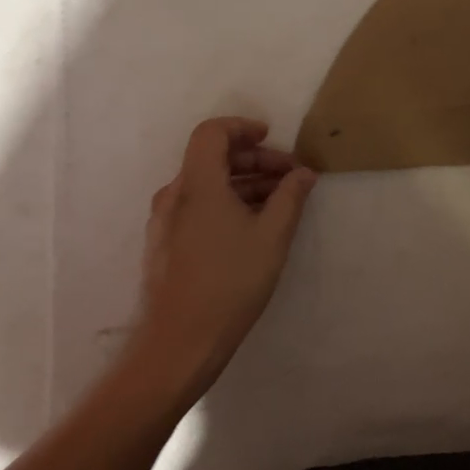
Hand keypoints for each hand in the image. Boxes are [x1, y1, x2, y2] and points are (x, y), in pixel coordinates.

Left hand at [126, 117, 316, 396]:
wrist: (181, 341)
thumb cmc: (231, 282)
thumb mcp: (272, 236)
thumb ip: (291, 197)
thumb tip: (304, 173)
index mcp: (197, 183)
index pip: (212, 132)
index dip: (242, 128)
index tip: (272, 138)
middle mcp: (175, 195)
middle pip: (212, 158)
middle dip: (254, 160)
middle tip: (290, 177)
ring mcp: (165, 221)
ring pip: (207, 185)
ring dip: (243, 184)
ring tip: (279, 204)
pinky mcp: (166, 245)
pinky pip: (198, 208)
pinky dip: (226, 204)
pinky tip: (252, 228)